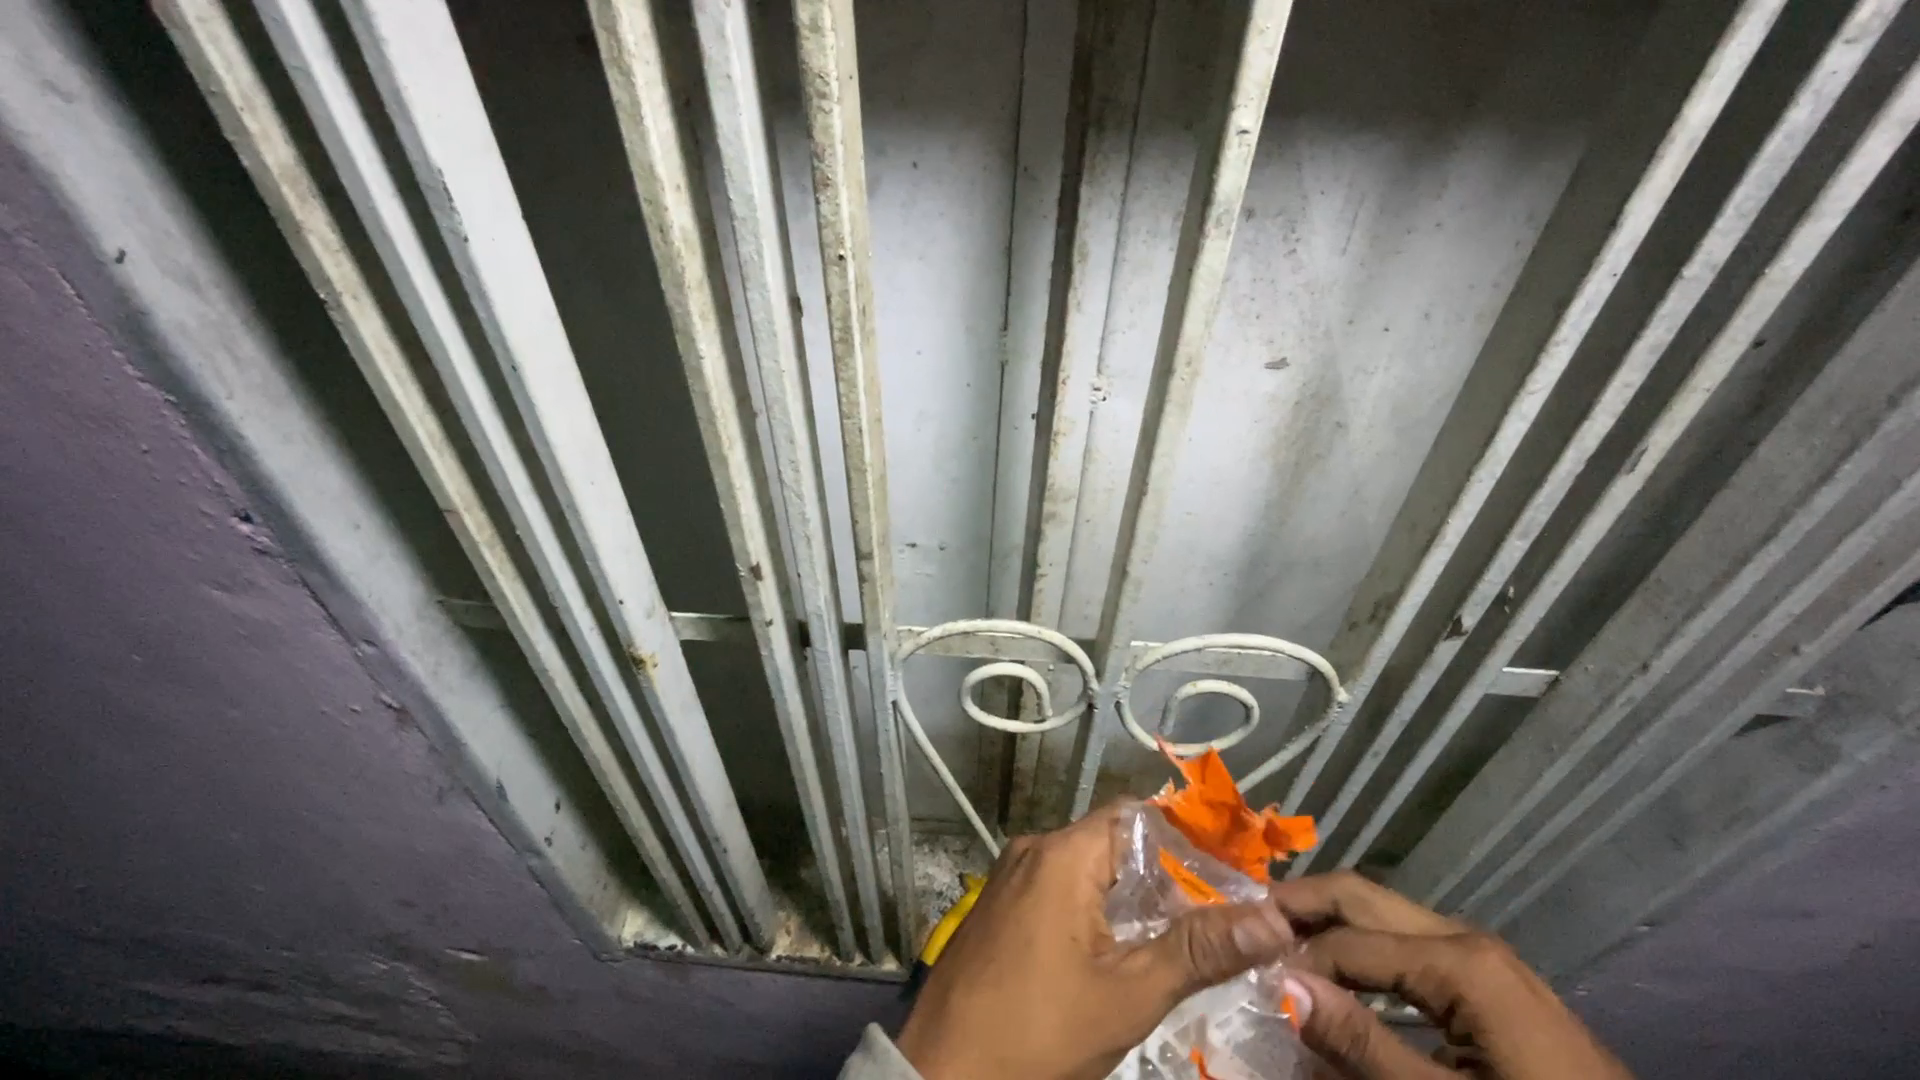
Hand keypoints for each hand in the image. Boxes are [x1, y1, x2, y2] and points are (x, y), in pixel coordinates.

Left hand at [897, 802, 1300, 1079]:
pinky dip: (1100, 911)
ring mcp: (1012, 879)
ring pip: (1091, 870)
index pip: (1140, 819)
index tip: (1237, 881)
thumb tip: (1275, 918)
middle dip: (1170, 878)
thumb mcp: (1129, 995)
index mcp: (1062, 853)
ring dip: (1136, 898)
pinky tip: (1127, 950)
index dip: (1192, 844)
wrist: (940, 1075)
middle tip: (1222, 918)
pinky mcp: (1001, 908)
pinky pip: (1063, 891)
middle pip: (1117, 843)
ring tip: (1186, 939)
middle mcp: (1033, 850)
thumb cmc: (1038, 1031)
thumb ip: (1200, 950)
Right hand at [1269, 871, 1631, 1079]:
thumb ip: (1364, 1047)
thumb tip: (1284, 986)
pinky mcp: (1491, 983)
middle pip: (1361, 896)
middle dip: (1299, 905)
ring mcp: (1483, 957)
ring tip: (1280, 950)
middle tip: (1244, 928)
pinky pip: (1410, 947)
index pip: (1346, 940)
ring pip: (1383, 915)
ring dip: (1329, 926)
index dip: (1293, 960)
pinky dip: (1364, 953)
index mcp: (1459, 961)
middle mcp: (1466, 938)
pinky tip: (1343, 981)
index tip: (1247, 983)